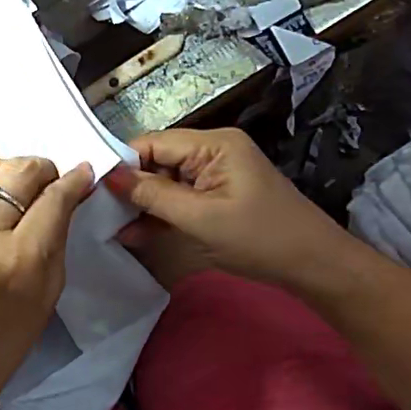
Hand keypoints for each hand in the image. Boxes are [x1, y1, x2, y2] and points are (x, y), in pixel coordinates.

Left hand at [0, 155, 95, 409]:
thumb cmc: (11, 334)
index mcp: (20, 258)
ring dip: (16, 171)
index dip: (75, 179)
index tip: (85, 172)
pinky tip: (1, 201)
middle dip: (45, 169)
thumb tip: (70, 193)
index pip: (53, 198)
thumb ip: (58, 235)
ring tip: (25, 190)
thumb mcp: (50, 288)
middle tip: (55, 184)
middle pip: (21, 170)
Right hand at [104, 128, 356, 292]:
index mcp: (213, 144)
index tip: (95, 190)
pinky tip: (137, 233)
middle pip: (158, 160)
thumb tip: (109, 177)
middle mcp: (213, 150)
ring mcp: (216, 173)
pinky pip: (181, 197)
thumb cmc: (259, 238)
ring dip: (144, 204)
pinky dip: (162, 214)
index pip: (153, 143)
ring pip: (166, 181)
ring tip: (114, 226)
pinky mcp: (218, 194)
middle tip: (101, 213)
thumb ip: (153, 195)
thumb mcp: (200, 218)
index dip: (123, 164)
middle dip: (131, 187)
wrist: (314, 266)